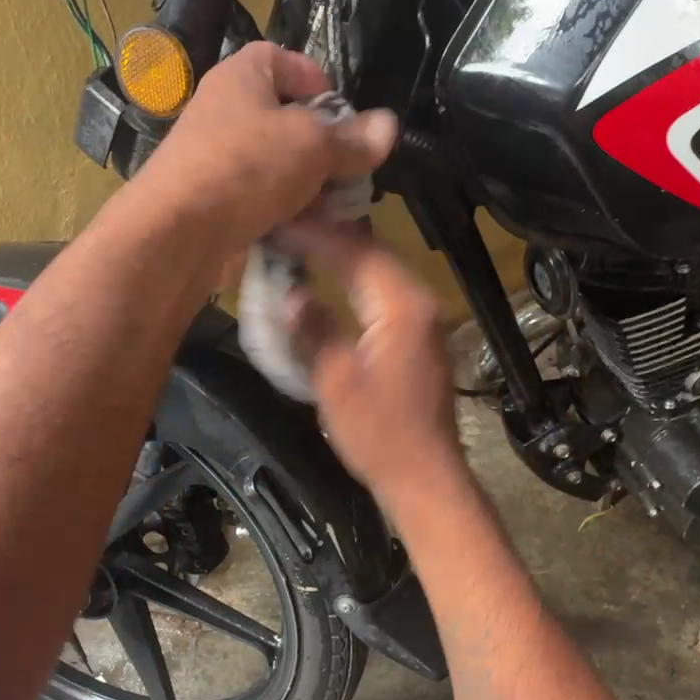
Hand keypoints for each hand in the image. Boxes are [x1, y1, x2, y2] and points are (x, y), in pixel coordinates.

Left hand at [128, 43, 396, 249]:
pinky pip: (262, 201)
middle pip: (287, 120)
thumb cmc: (246, 168)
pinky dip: (285, 213)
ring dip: (310, 188)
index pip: (284, 60)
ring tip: (335, 211)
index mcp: (242, 77)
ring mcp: (219, 160)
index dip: (318, 81)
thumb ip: (352, 139)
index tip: (346, 115)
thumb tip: (388, 126)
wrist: (177, 233)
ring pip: (278, 167)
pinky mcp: (216, 203)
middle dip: (324, 148)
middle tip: (351, 174)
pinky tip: (306, 232)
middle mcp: (226, 112)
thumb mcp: (312, 147)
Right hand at [282, 225, 465, 504]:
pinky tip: (330, 280)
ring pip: (379, 271)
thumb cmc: (379, 435)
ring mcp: (424, 320)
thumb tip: (291, 293)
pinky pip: (385, 293)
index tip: (275, 223)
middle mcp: (419, 302)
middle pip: (371, 252)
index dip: (313, 234)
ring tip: (300, 243)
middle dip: (327, 236)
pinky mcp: (419, 337)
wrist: (424, 476)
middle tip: (284, 224)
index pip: (354, 250)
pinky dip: (355, 281)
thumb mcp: (335, 382)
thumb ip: (313, 329)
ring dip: (341, 255)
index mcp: (401, 306)